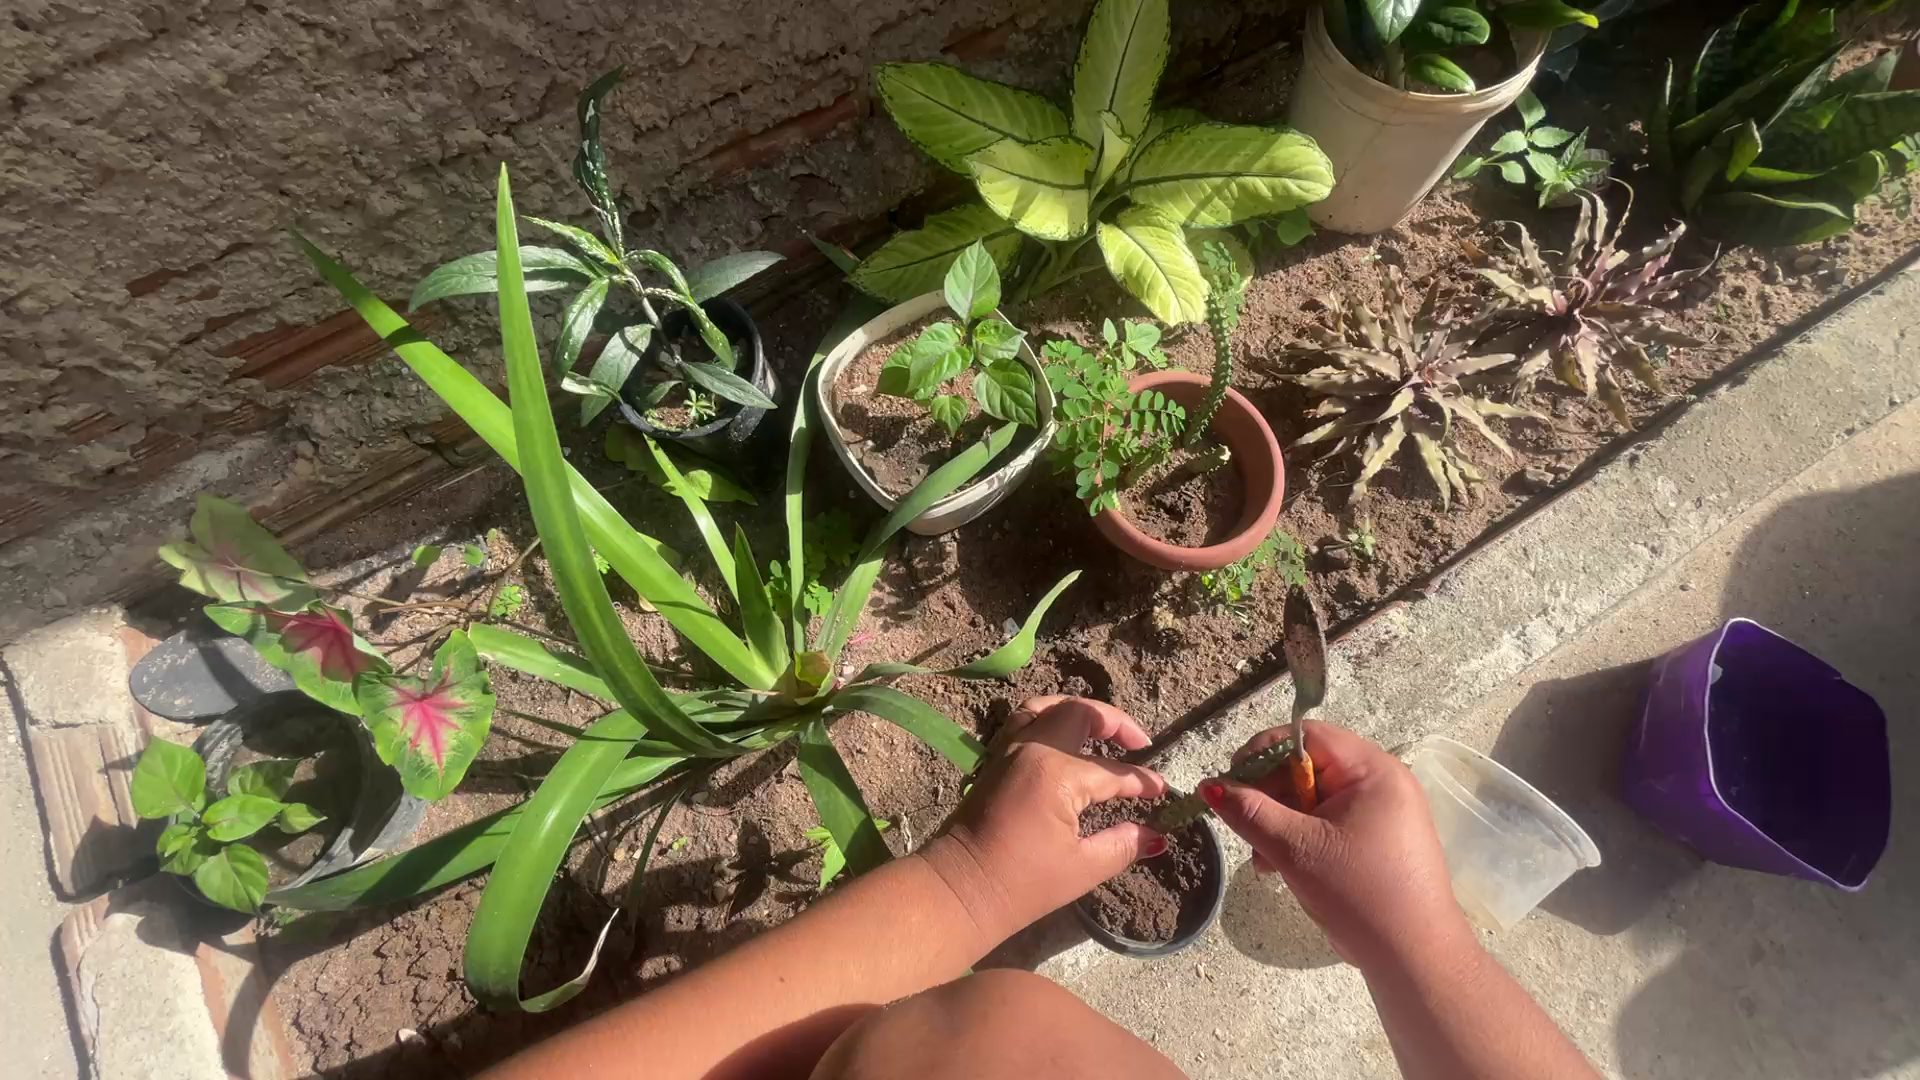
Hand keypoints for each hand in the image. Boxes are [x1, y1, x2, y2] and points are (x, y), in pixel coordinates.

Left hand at [917, 696, 1168, 946]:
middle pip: (1080, 712)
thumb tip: (1155, 836)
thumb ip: (1122, 845)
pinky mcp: (995, 756)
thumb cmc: (1022, 884)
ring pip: (1048, 706)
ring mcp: (1009, 747)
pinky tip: (1063, 736)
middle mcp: (1033, 747)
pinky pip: (1025, 718)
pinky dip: (1049, 717)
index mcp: (1057, 773)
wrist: (960, 887)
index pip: (1112, 771)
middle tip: (1138, 743)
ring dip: (1079, 711)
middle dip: (1115, 722)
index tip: (1161, 790)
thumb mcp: (1081, 868)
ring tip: (1102, 731)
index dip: (1141, 781)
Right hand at [1199, 721, 1471, 972]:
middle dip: (1268, 795)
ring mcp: (1383, 810)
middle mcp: (1381, 781)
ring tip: (1263, 858)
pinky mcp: (1378, 837)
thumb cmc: (1359, 895)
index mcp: (1372, 770)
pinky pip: (1326, 818)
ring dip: (1279, 819)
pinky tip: (1283, 864)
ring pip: (1312, 795)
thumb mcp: (1295, 849)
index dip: (1262, 752)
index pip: (1304, 736)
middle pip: (1306, 765)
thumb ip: (1248, 812)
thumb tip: (1207, 786)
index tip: (1234, 783)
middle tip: (1245, 825)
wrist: (1418, 964)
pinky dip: (1300, 834)